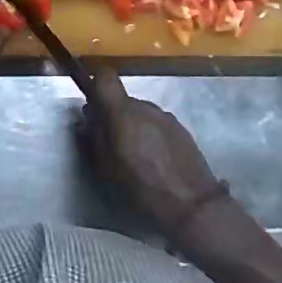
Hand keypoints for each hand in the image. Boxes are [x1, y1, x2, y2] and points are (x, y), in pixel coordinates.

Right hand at [79, 67, 228, 241]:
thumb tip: (89, 116)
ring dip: (135, 128)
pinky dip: (153, 137)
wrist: (192, 205)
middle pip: (124, 101)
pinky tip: (157, 162)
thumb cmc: (140, 187)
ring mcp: (166, 117)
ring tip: (138, 157)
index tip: (93, 104)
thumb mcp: (105, 167)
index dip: (97, 85)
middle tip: (113, 143)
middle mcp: (145, 106)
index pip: (105, 77)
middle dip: (116, 116)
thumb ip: (94, 136)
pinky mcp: (182, 130)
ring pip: (142, 114)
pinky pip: (158, 126)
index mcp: (122, 111)